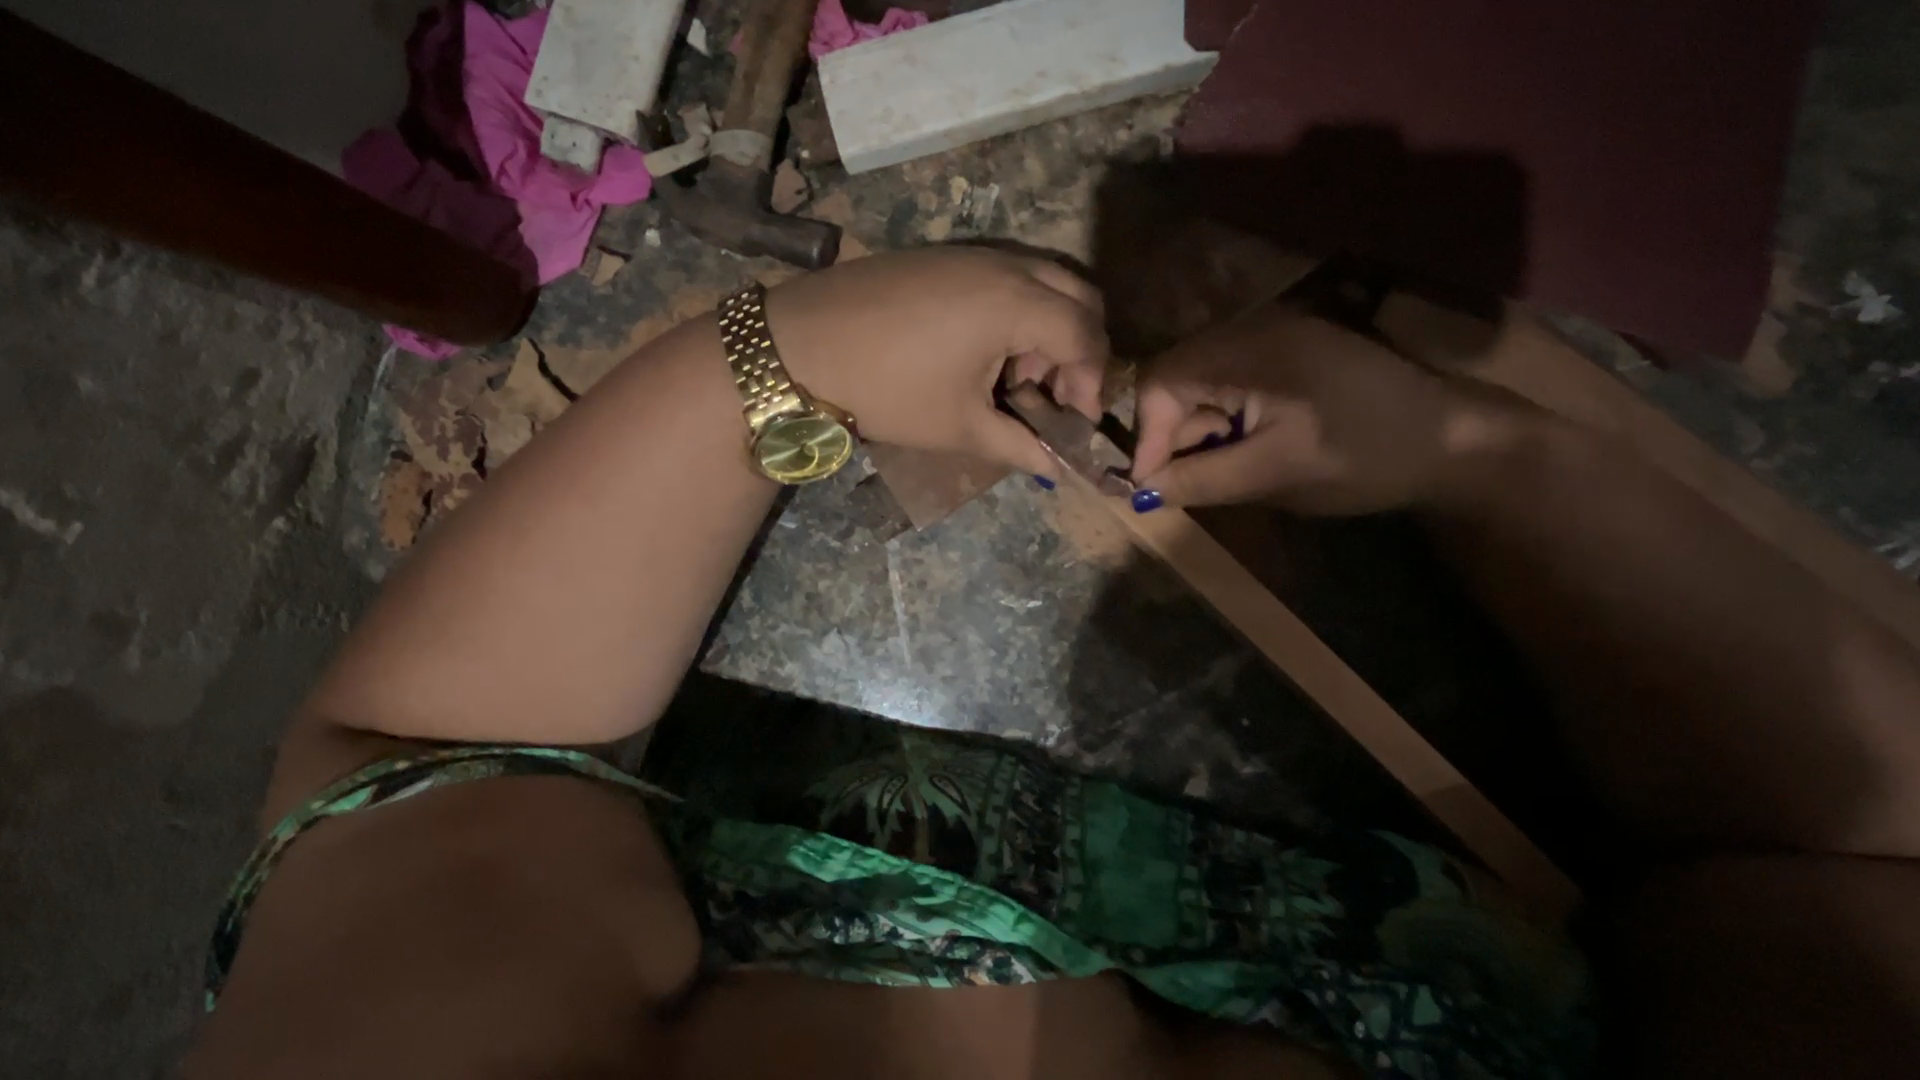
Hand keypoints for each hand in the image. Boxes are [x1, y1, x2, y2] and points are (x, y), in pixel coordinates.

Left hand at [764, 247, 1108, 478]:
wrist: (796, 346)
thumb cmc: (886, 391)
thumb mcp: (959, 427)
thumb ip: (1019, 445)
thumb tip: (1056, 466)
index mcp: (1015, 304)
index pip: (1086, 335)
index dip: (1093, 382)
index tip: (1076, 420)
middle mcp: (1003, 266)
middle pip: (1078, 295)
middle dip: (1080, 347)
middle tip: (1055, 393)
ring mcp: (970, 255)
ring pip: (1042, 281)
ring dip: (1048, 327)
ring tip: (1015, 378)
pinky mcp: (940, 256)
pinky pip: (1004, 275)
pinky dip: (1016, 310)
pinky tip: (980, 352)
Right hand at [1130, 304, 1533, 514]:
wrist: (1456, 441)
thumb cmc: (1363, 457)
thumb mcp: (1275, 475)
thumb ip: (1201, 479)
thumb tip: (1140, 490)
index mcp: (1249, 350)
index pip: (1159, 380)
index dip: (1147, 434)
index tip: (1154, 484)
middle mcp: (1256, 328)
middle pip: (1179, 376)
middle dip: (1174, 433)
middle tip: (1190, 480)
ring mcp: (1278, 336)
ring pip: (1205, 381)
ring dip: (1201, 427)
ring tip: (1226, 467)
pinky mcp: (1295, 350)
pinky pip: (1235, 380)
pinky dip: (1228, 416)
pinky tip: (1251, 446)